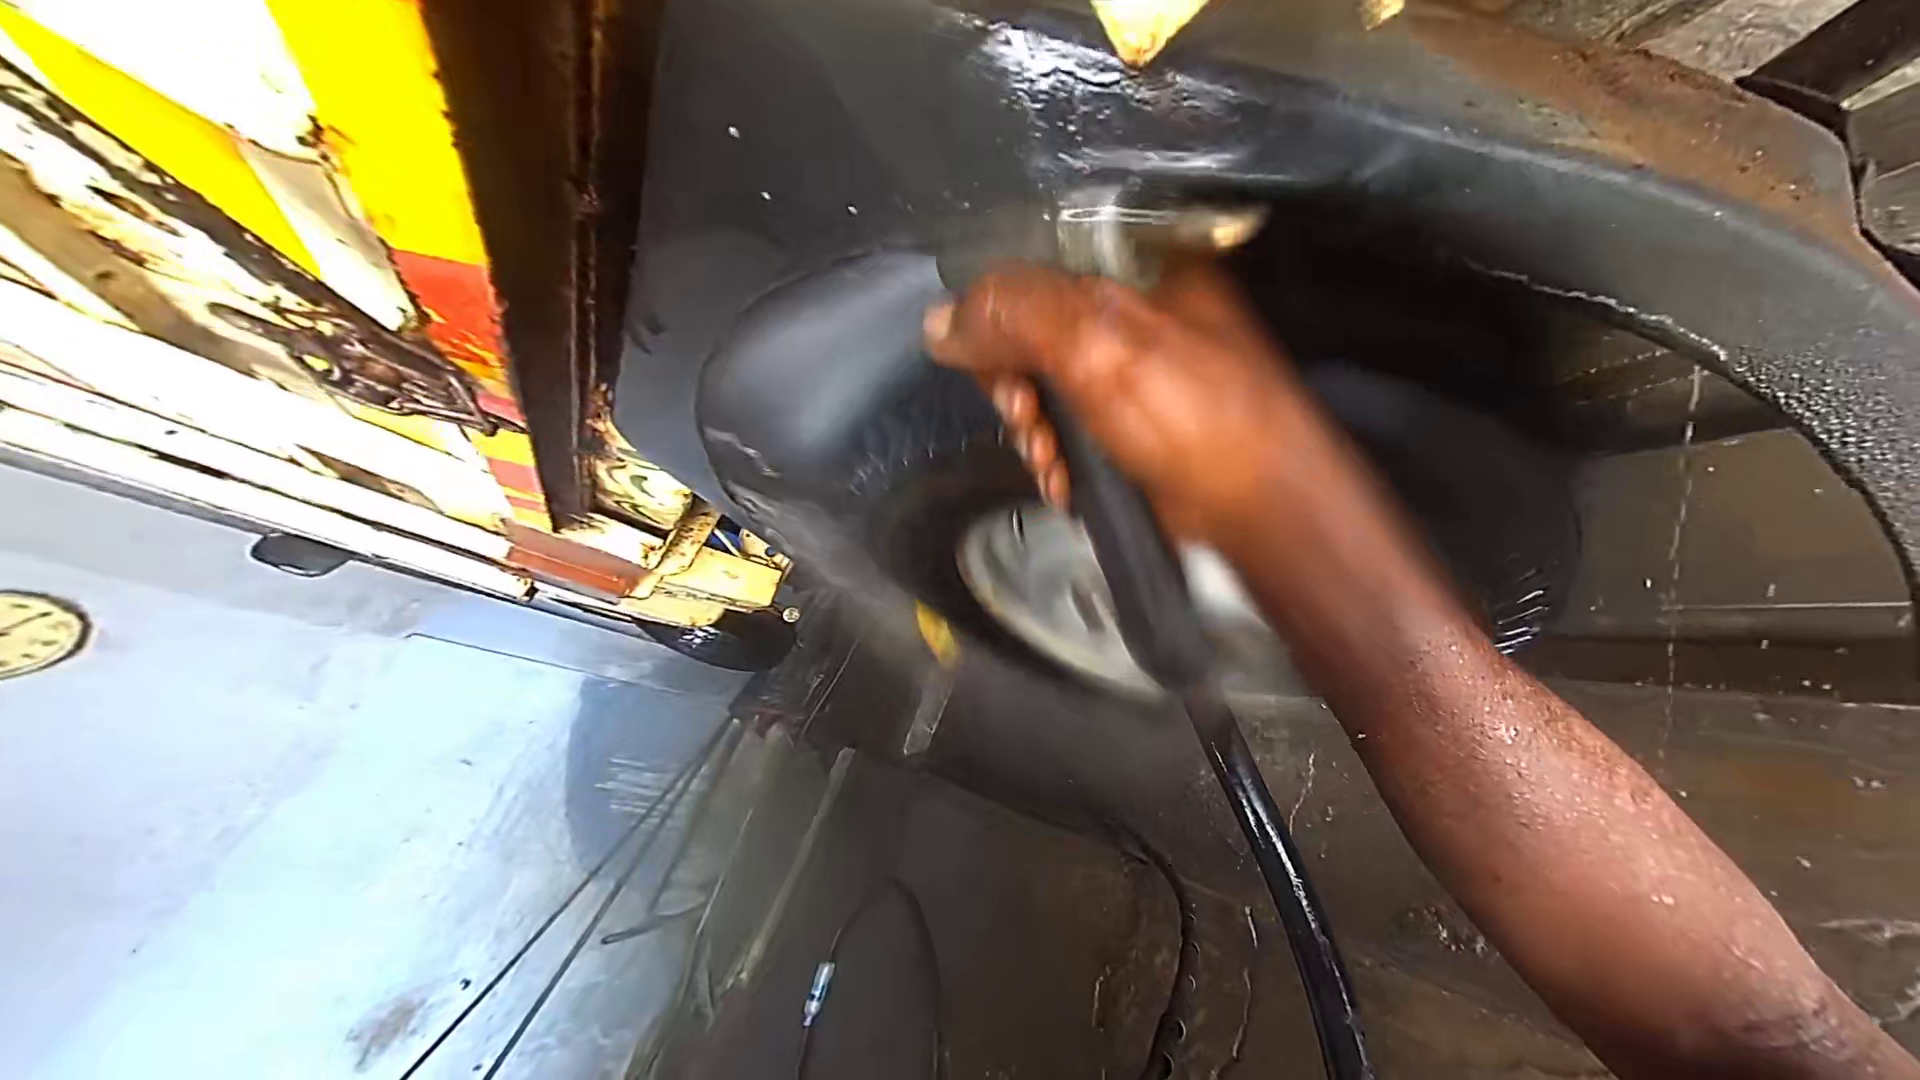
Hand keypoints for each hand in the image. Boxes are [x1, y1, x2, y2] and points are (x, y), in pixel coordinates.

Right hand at [922, 258, 1333, 545]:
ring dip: (1032, 432)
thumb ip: (1015, 318)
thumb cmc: (1195, 416)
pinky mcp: (1123, 423)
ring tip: (1051, 462)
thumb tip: (940, 322)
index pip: (1030, 271)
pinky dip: (1054, 458)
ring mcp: (1125, 373)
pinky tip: (1064, 482)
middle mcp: (1125, 316)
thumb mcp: (1098, 348)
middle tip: (1027, 417)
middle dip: (1014, 388)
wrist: (1257, 505)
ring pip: (1041, 391)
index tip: (992, 366)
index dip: (997, 320)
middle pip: (1028, 336)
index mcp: (1130, 271)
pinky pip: (1063, 429)